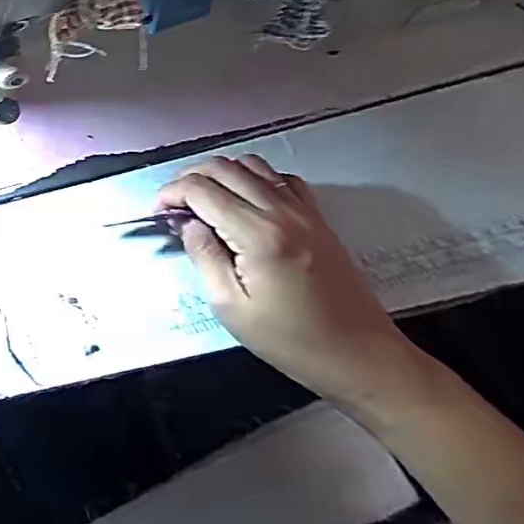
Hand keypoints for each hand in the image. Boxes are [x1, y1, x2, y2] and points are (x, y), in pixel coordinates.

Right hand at [158, 155, 428, 409]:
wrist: (363, 359)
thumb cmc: (292, 340)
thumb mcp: (229, 305)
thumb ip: (202, 255)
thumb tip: (187, 224)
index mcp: (259, 235)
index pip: (199, 189)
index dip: (169, 195)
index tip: (160, 213)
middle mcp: (283, 214)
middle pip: (221, 167)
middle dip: (187, 179)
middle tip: (175, 205)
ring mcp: (306, 213)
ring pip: (250, 164)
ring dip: (219, 174)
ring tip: (205, 200)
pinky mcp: (319, 219)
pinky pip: (281, 178)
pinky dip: (254, 178)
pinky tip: (244, 201)